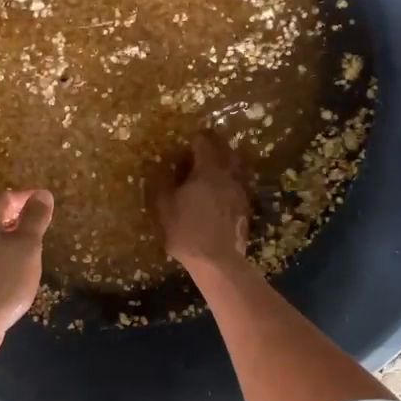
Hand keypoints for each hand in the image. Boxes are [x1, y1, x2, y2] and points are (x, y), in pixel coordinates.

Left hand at [0, 189, 54, 360]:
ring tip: (31, 244)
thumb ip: (34, 218)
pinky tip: (14, 268)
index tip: (46, 202)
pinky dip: (2, 253)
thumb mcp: (26, 246)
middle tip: (39, 221)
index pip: (5, 197)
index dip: (27, 197)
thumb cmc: (2, 281)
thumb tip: (42, 194)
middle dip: (17, 214)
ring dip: (9, 235)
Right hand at [149, 132, 250, 269]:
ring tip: (212, 164)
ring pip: (236, 167)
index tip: (186, 139)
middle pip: (225, 150)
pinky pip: (238, 184)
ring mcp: (240, 192)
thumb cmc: (185, 230)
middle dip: (213, 145)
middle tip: (201, 145)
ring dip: (225, 160)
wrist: (216, 261)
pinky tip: (221, 188)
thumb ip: (159, 180)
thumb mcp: (162, 205)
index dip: (195, 138)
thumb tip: (155, 162)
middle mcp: (228, 176)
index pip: (204, 142)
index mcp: (208, 170)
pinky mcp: (244, 208)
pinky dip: (230, 179)